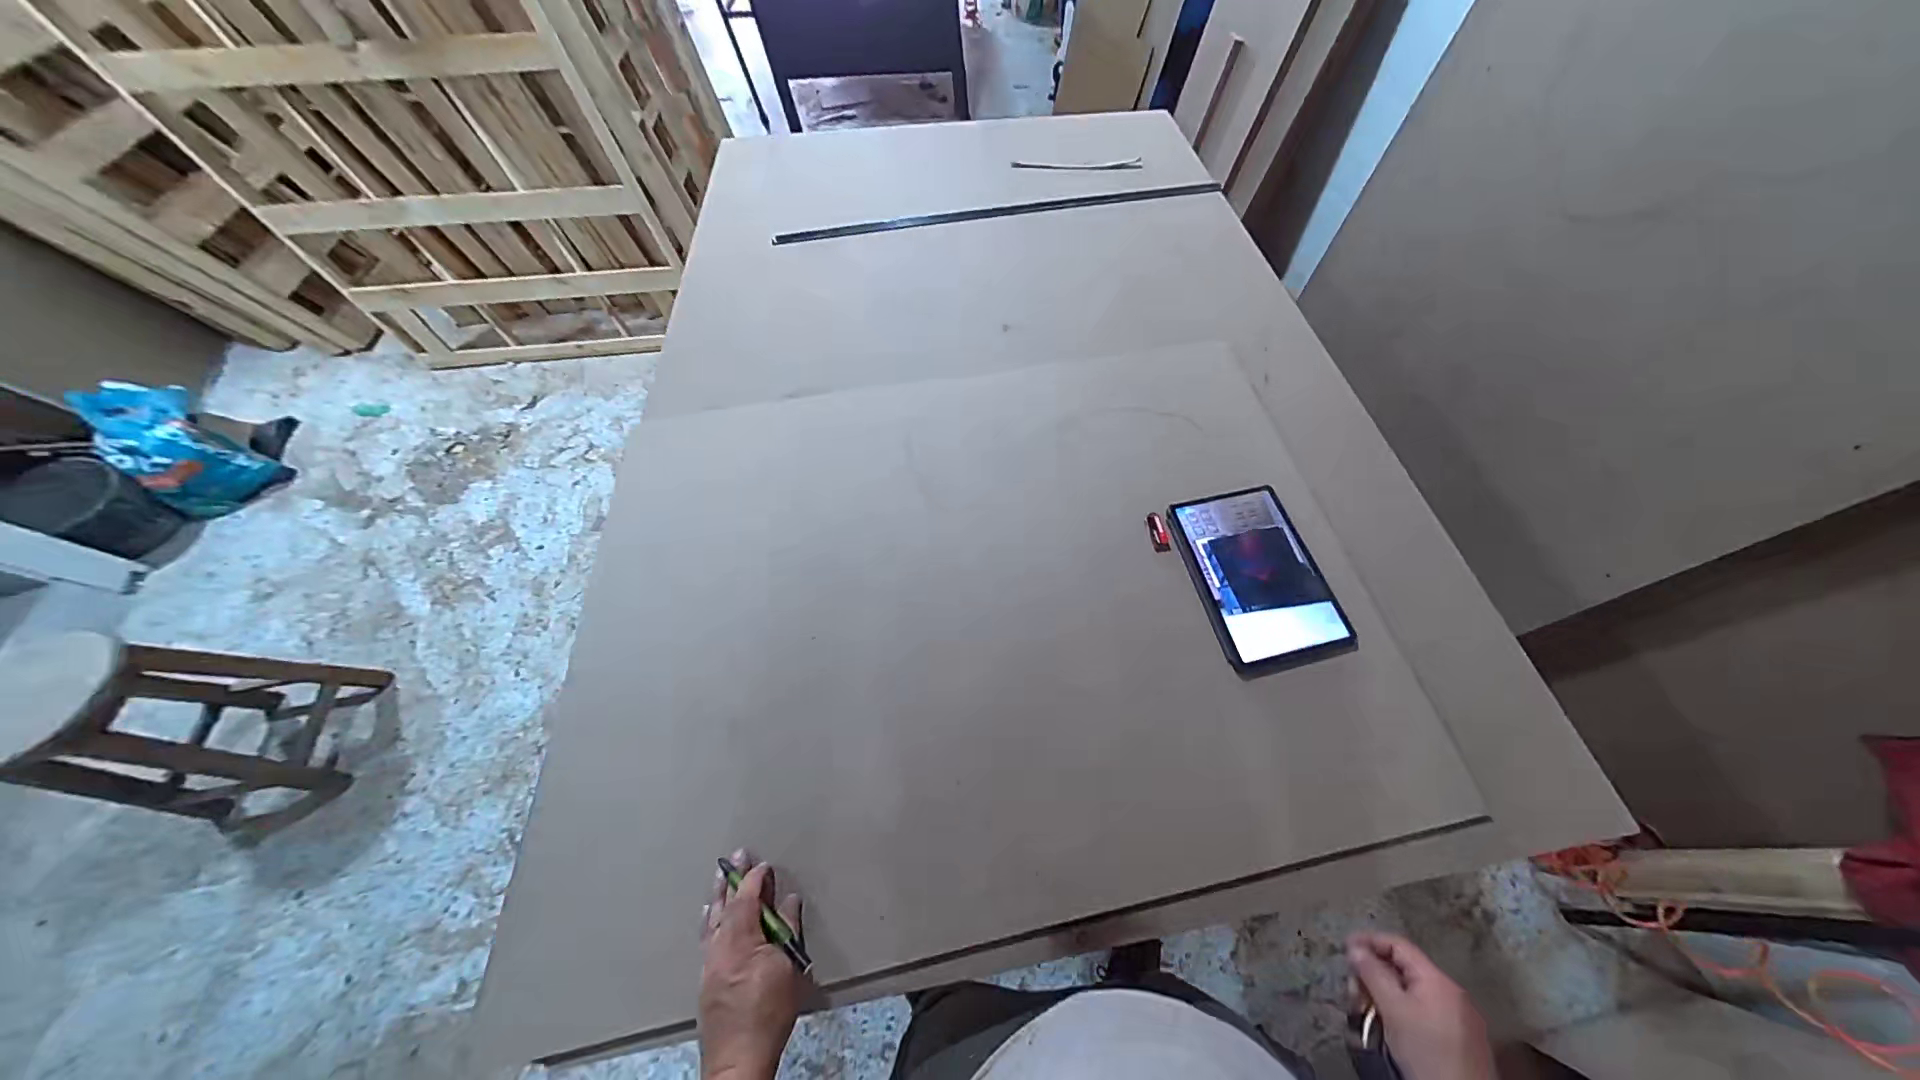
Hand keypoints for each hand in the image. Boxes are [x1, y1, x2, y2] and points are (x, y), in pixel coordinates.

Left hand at [700, 851, 805, 1079]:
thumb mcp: (789, 967)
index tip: (763, 865)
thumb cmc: (769, 1013)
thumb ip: (788, 930)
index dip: (755, 879)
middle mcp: (719, 947)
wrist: (738, 1059)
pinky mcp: (706, 979)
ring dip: (719, 896)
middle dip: (731, 879)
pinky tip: (710, 915)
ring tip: (720, 878)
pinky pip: (706, 937)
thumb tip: (788, 901)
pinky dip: (710, 920)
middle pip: (724, 905)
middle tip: (735, 856)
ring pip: (712, 921)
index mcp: (740, 940)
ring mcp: (709, 963)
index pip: (746, 899)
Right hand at [1346, 931, 1495, 1079]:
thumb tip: (1355, 948)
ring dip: (1384, 994)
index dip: (1369, 940)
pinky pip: (1423, 1010)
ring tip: (1366, 1009)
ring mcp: (1459, 1017)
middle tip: (1353, 988)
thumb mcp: (1393, 1010)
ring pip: (1412, 991)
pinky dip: (1401, 1009)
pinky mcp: (1460, 1038)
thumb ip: (1372, 973)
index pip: (1399, 944)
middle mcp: (1452, 992)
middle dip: (1374, 973)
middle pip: (1404, 969)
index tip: (1345, 949)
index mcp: (1438, 980)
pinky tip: (1389, 1024)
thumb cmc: (1426, 1051)